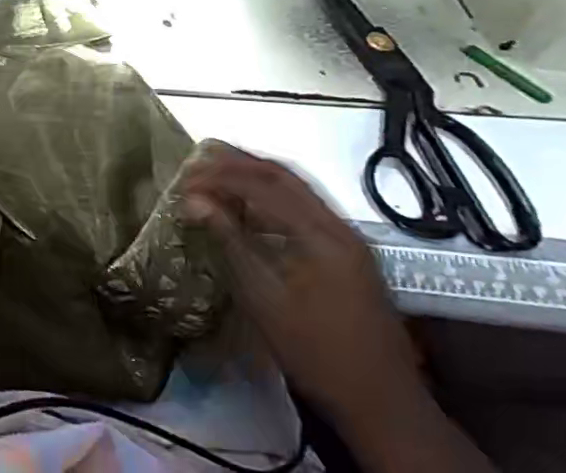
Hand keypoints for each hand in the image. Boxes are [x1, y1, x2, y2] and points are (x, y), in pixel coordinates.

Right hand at [180, 142, 425, 426]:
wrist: (382, 403)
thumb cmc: (314, 350)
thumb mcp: (262, 297)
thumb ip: (229, 240)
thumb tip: (192, 200)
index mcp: (320, 235)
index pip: (261, 186)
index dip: (218, 177)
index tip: (183, 181)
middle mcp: (338, 226)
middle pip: (283, 176)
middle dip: (238, 164)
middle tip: (197, 162)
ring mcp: (348, 239)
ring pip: (297, 188)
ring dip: (255, 175)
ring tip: (216, 173)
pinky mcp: (349, 253)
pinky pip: (305, 206)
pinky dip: (272, 195)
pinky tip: (248, 206)